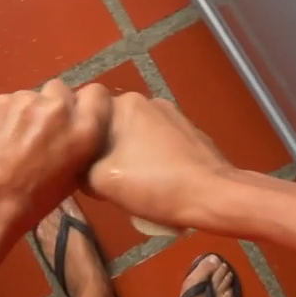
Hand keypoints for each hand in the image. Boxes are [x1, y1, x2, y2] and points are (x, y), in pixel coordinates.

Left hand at [0, 80, 111, 238]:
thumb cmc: (33, 202)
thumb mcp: (73, 177)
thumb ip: (80, 143)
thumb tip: (76, 130)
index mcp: (83, 128)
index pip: (96, 94)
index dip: (86, 104)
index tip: (76, 115)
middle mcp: (56, 107)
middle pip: (60, 90)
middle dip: (53, 105)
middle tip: (41, 131)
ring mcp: (23, 100)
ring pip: (30, 97)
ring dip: (27, 113)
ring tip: (13, 140)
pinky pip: (6, 103)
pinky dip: (3, 117)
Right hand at [84, 91, 238, 231]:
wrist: (215, 196)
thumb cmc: (155, 185)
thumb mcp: (101, 182)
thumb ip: (81, 168)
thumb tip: (80, 168)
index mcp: (124, 102)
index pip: (88, 116)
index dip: (82, 143)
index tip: (82, 166)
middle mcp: (148, 99)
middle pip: (113, 125)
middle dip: (107, 150)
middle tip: (107, 180)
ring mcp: (173, 114)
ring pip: (137, 135)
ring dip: (132, 154)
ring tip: (136, 184)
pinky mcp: (190, 131)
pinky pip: (160, 142)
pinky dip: (155, 158)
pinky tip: (160, 182)